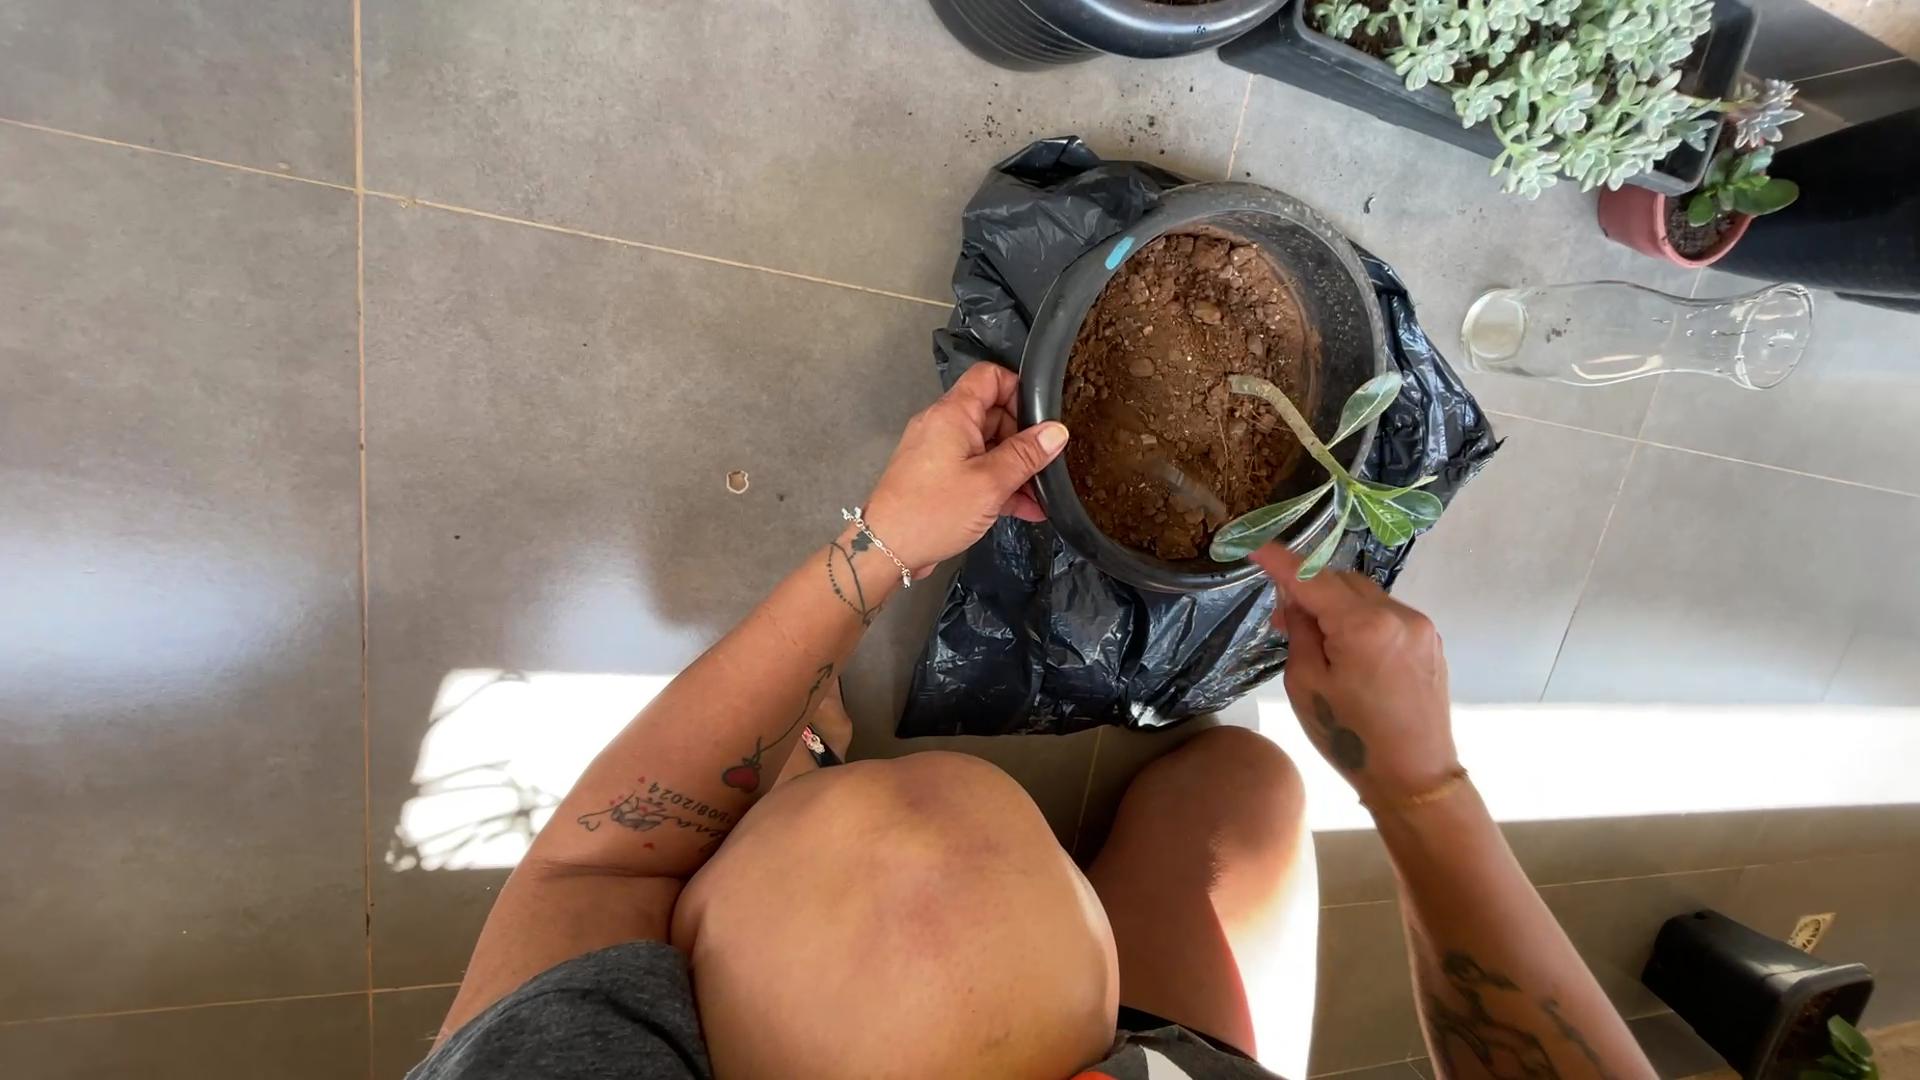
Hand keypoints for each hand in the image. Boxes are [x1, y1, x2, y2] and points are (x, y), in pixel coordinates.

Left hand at [862, 362, 1068, 570]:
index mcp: (952, 414)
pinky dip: (996, 484)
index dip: (1019, 391)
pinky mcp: (936, 477)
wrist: (886, 549)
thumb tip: (1056, 432)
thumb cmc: (932, 512)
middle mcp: (942, 426)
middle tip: (1045, 467)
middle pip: (993, 415)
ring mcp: (938, 452)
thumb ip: (1026, 455)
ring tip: (1040, 497)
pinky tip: (1024, 508)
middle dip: (1023, 441)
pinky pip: (974, 470)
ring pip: (987, 448)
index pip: (990, 377)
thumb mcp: (990, 483)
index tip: (1041, 421)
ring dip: (1014, 469)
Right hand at [1251, 543, 1457, 806]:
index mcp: (1364, 626)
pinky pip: (1383, 612)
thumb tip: (1296, 601)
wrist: (1414, 777)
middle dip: (1306, 587)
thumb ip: (1300, 632)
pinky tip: (1343, 645)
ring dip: (1333, 602)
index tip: (1253, 545)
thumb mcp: (1305, 684)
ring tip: (1311, 634)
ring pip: (1363, 593)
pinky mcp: (1429, 640)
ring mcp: (1419, 626)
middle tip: (1280, 617)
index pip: (1311, 577)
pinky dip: (1357, 616)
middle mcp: (1397, 614)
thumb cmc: (1349, 736)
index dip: (1279, 559)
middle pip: (1339, 580)